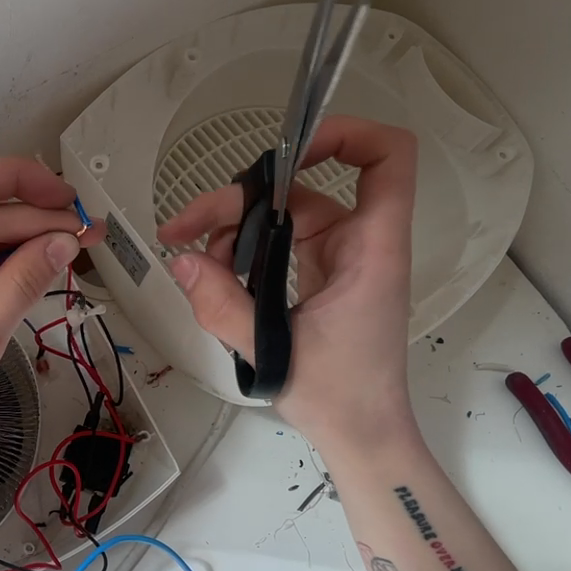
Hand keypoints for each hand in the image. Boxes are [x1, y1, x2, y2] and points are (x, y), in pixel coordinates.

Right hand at [158, 115, 417, 445]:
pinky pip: (279, 248)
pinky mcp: (320, 281)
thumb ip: (223, 304)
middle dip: (238, 202)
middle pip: (303, 191)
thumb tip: (182, 261)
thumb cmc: (338, 397)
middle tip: (183, 229)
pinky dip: (244, 256)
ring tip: (197, 266)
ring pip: (283, 219)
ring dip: (235, 233)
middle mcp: (359, 246)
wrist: (360, 435)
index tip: (284, 154)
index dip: (344, 135)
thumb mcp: (273, 351)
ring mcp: (339, 263)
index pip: (387, 159)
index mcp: (371, 251)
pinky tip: (216, 279)